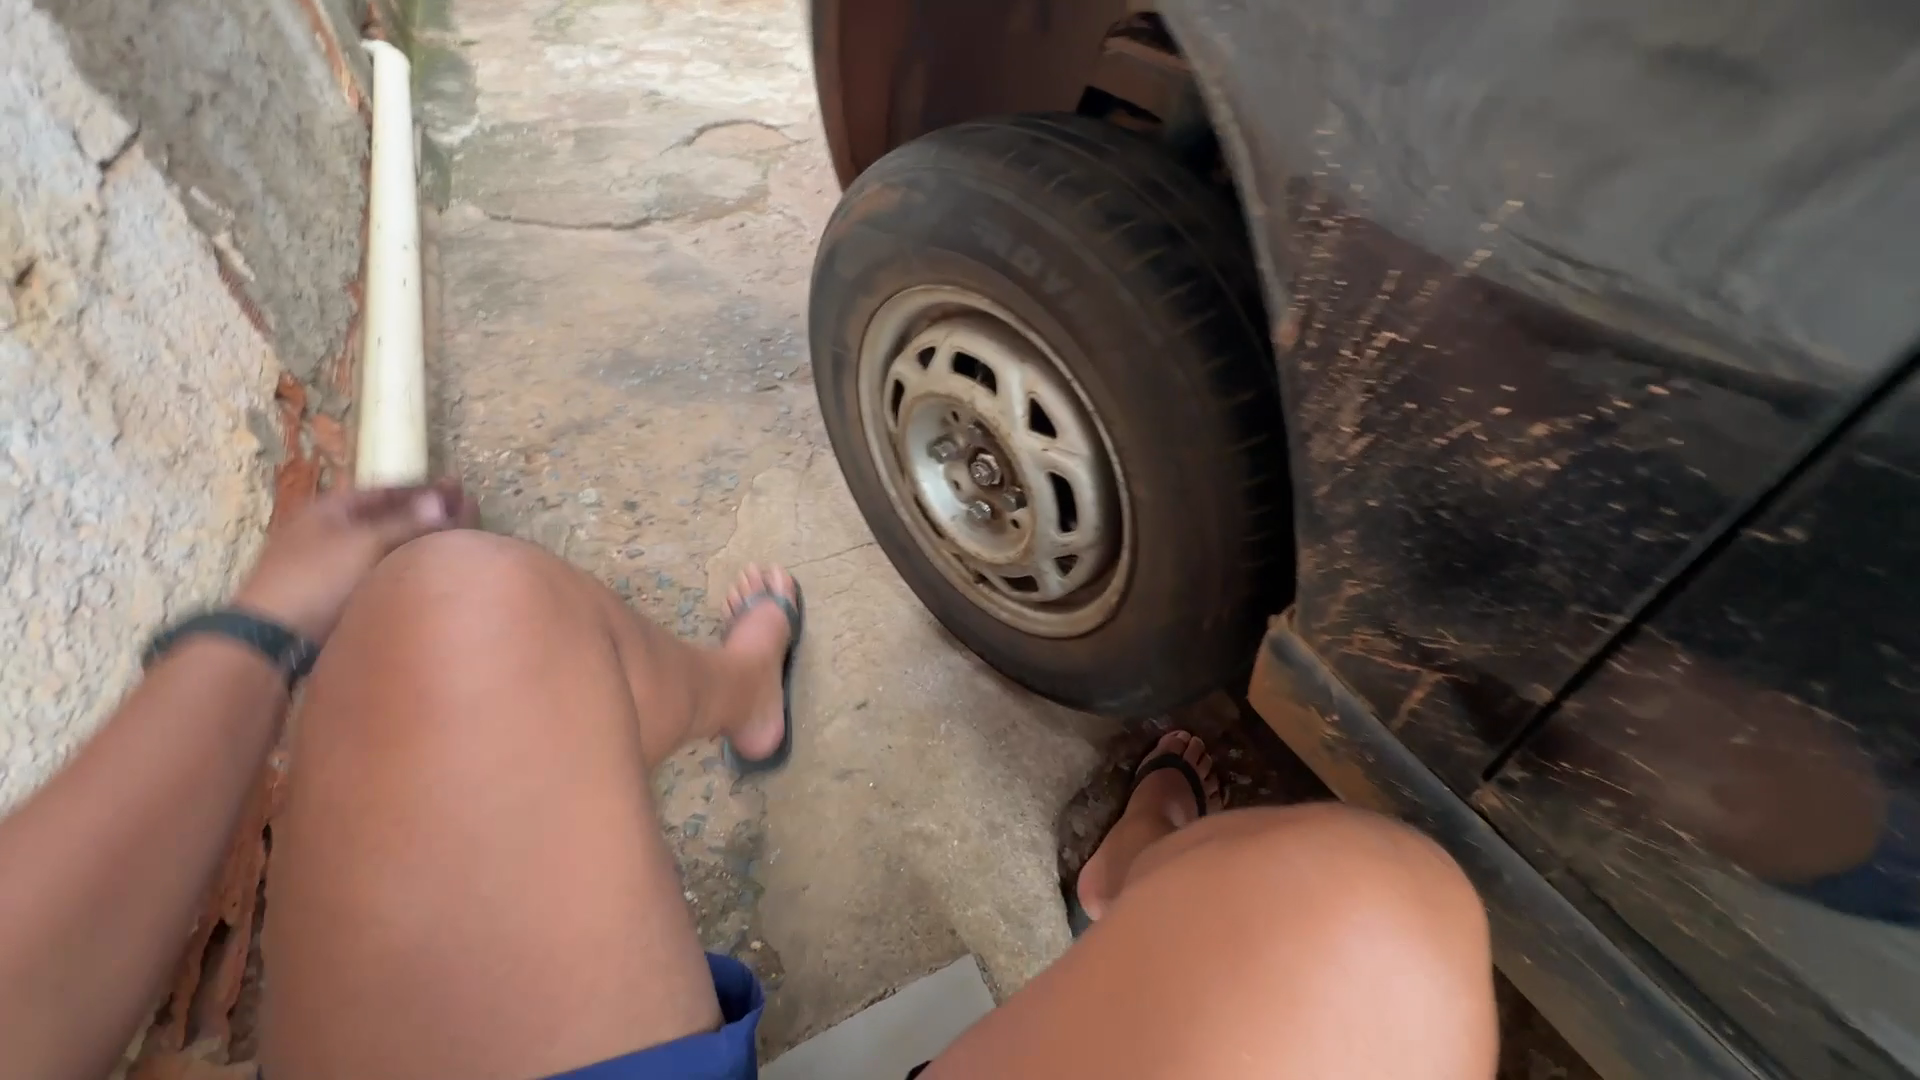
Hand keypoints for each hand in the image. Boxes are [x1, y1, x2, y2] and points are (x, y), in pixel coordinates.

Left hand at [232, 479, 476, 641]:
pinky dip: (409, 563)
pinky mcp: (344, 590)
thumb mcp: (365, 543)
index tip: (457, 490)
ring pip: (389, 543)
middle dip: (428, 514)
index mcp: (330, 510)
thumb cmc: (317, 577)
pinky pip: (384, 568)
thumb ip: (407, 522)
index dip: (422, 489)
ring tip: (458, 540)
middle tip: (466, 513)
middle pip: (389, 516)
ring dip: (422, 540)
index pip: (386, 490)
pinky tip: (433, 568)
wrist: (273, 636)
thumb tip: (443, 501)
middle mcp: (334, 531)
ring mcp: (337, 562)